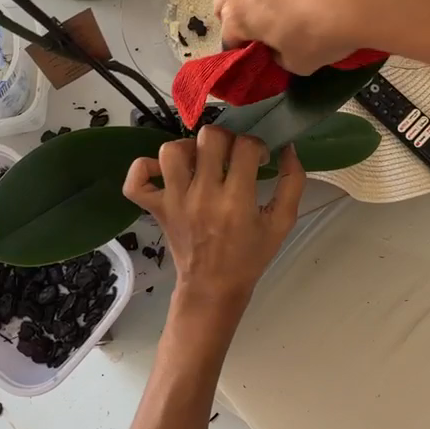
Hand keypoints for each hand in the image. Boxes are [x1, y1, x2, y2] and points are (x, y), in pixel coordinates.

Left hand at [122, 127, 306, 311]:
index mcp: (237, 200)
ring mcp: (174, 201)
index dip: (257, 146)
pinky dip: (145, 169)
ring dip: (189, 148)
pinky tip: (164, 173)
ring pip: (171, 151)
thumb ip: (293, 182)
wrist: (213, 289)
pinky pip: (136, 181)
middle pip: (208, 139)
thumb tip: (288, 148)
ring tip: (200, 161)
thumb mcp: (282, 222)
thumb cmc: (250, 256)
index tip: (258, 161)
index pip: (245, 146)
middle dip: (225, 139)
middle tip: (230, 156)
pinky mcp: (156, 209)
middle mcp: (203, 196)